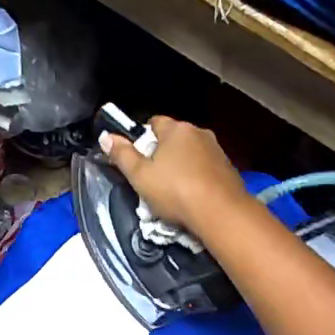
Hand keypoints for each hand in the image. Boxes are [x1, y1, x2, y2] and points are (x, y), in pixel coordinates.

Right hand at [100, 115, 248, 233]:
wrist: (221, 212)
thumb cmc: (175, 191)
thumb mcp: (140, 176)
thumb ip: (122, 155)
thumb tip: (106, 136)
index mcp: (176, 129)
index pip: (154, 122)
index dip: (141, 138)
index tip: (137, 159)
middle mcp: (199, 132)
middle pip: (173, 138)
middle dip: (162, 154)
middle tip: (151, 178)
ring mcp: (217, 150)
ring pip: (191, 153)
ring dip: (181, 166)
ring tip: (173, 191)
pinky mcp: (228, 168)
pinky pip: (205, 168)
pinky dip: (197, 177)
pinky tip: (193, 196)